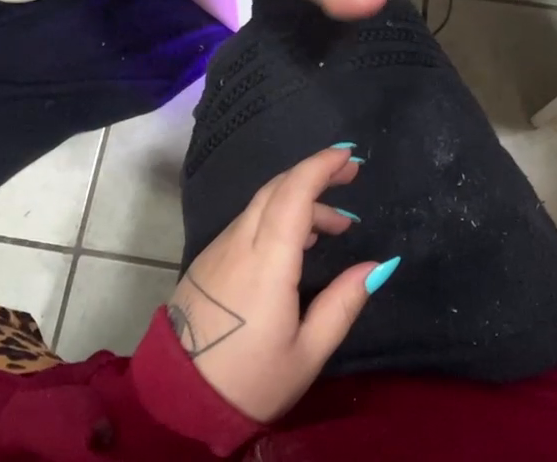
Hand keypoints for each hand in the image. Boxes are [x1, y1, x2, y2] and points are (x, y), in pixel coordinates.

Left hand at [164, 145, 397, 422]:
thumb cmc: (249, 381)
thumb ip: (343, 303)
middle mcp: (239, 243)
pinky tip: (298, 242)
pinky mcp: (207, 262)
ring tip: (335, 226)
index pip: (293, 192)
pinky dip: (277, 217)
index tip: (349, 155)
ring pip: (261, 205)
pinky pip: (247, 223)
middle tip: (351, 174)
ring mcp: (218, 250)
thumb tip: (379, 265)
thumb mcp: (307, 352)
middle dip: (315, 173)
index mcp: (267, 261)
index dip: (321, 166)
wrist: (177, 400)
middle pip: (277, 189)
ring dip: (299, 201)